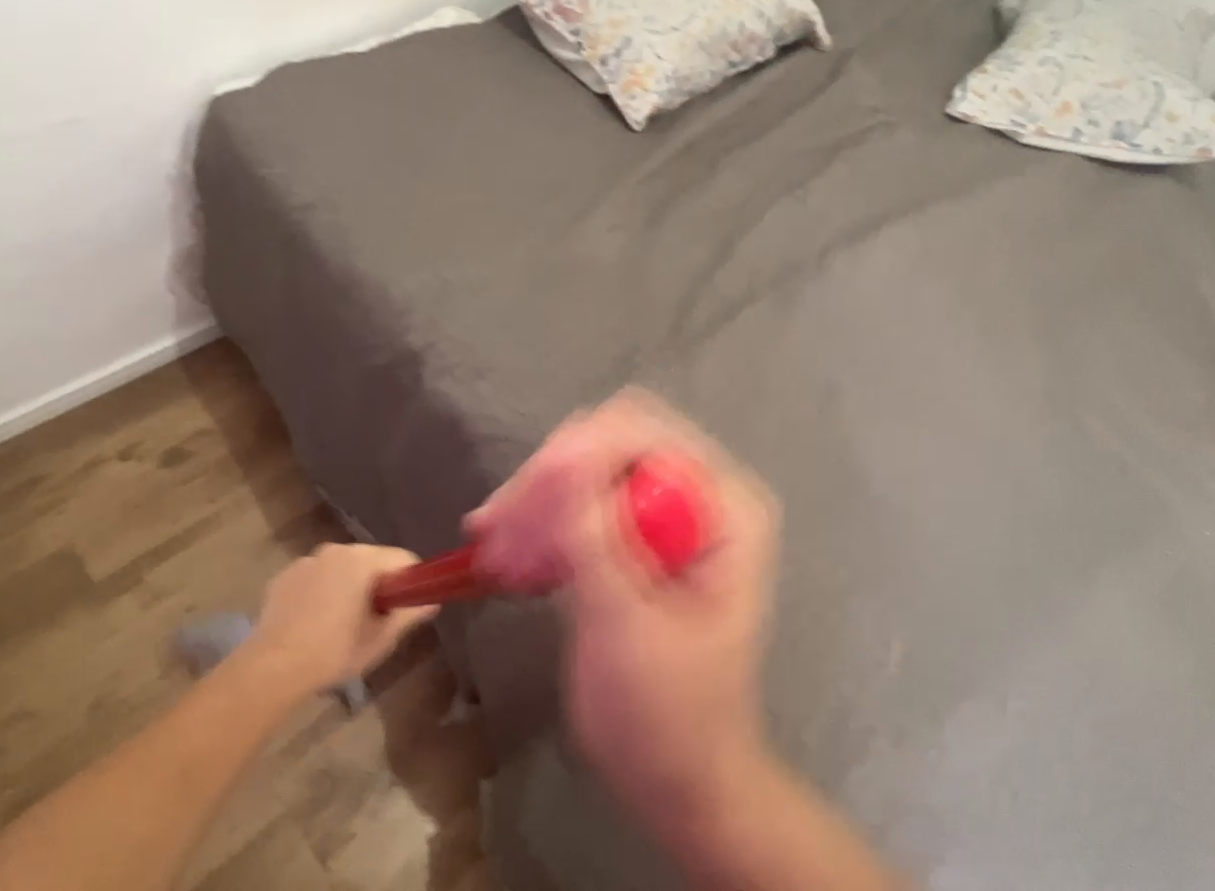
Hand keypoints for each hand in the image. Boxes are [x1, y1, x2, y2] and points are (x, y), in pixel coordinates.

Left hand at [246, 543, 438, 695]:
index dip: (411, 582)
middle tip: (376, 621)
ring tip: (342, 624)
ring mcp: (305, 561)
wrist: (273, 668)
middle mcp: (333, 550)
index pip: (402, 559)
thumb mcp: (381, 639)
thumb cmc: (334, 652)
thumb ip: (409, 614)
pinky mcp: (283, 576)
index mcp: (361, 560)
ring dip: (348, 587)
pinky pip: (315, 577)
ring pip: (341, 568)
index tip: (406, 608)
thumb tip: (431, 601)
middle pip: (371, 560)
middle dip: (378, 584)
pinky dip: (321, 592)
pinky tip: (314, 623)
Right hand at [466, 390, 781, 838]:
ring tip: (490, 547)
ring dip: (534, 508)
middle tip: (494, 529)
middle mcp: (698, 500)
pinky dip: (541, 531)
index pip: (640, 434)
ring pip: (583, 476)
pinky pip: (578, 511)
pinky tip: (505, 562)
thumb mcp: (625, 622)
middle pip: (606, 448)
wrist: (681, 780)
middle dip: (547, 484)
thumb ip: (594, 531)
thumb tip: (561, 450)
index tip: (522, 502)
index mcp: (724, 509)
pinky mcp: (632, 546)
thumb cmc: (666, 714)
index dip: (576, 454)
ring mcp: (663, 522)